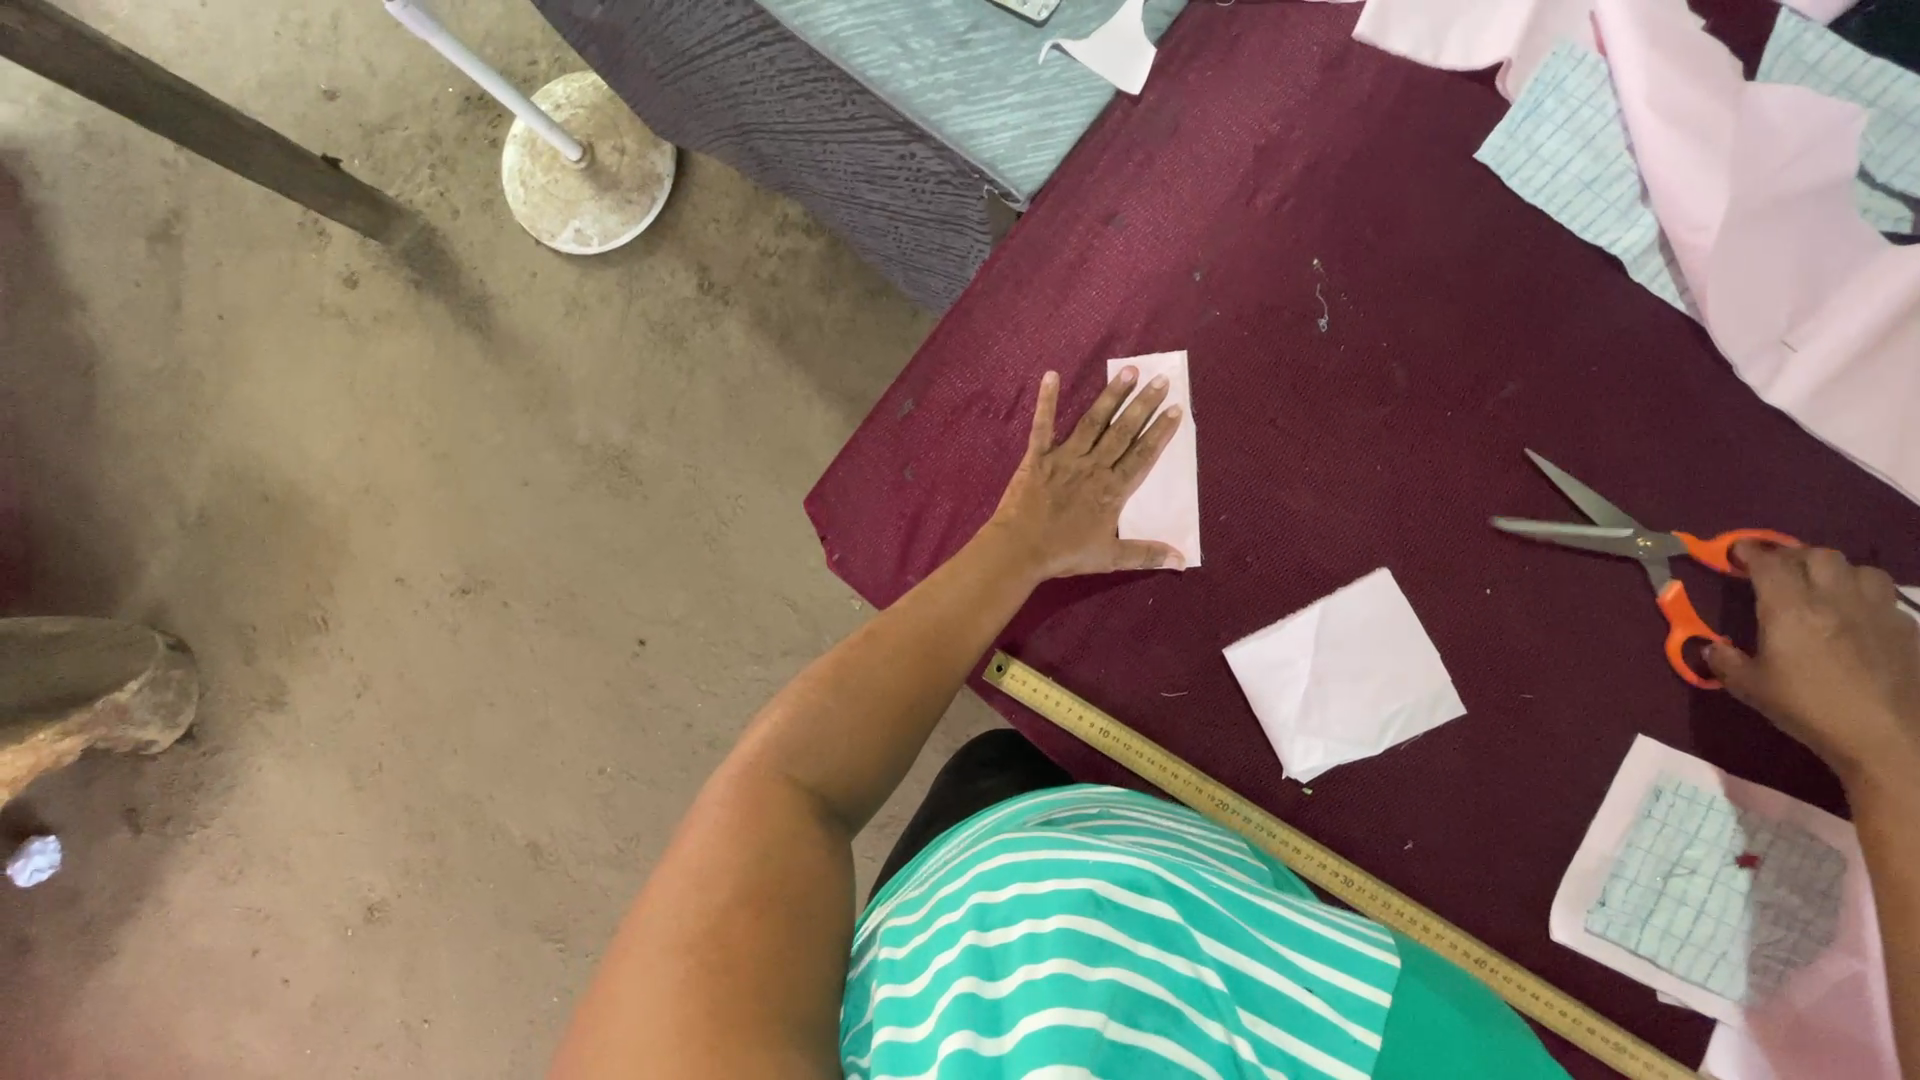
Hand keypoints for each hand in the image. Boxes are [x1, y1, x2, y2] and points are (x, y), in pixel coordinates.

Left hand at [981, 367, 1183, 581]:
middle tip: (1160, 379)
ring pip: (1093, 422)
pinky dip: (1046, 400)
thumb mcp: (1110, 558)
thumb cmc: (1064, 554)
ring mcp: (1064, 459)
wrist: (1019, 550)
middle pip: (1123, 431)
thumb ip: (1146, 554)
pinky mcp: (1037, 457)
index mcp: (1112, 490)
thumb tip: (1182, 560)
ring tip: (1128, 370)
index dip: (1160, 432)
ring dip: (1111, 395)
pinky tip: (1051, 375)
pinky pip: (1043, 425)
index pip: (1143, 455)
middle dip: (1143, 405)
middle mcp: (1092, 467)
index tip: (1176, 409)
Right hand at [1709, 543, 1919, 791]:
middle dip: (1795, 556)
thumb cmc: (1809, 708)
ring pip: (1862, 569)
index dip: (1751, 551)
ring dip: (1838, 571)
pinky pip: (1886, 598)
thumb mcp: (1750, 687)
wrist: (1890, 738)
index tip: (1737, 552)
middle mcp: (1836, 600)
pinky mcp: (1908, 631)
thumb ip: (1725, 661)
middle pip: (1820, 556)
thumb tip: (1712, 648)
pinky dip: (1865, 597)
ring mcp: (1879, 613)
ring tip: (1824, 586)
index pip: (1770, 563)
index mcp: (1791, 610)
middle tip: (1778, 569)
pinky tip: (1856, 617)